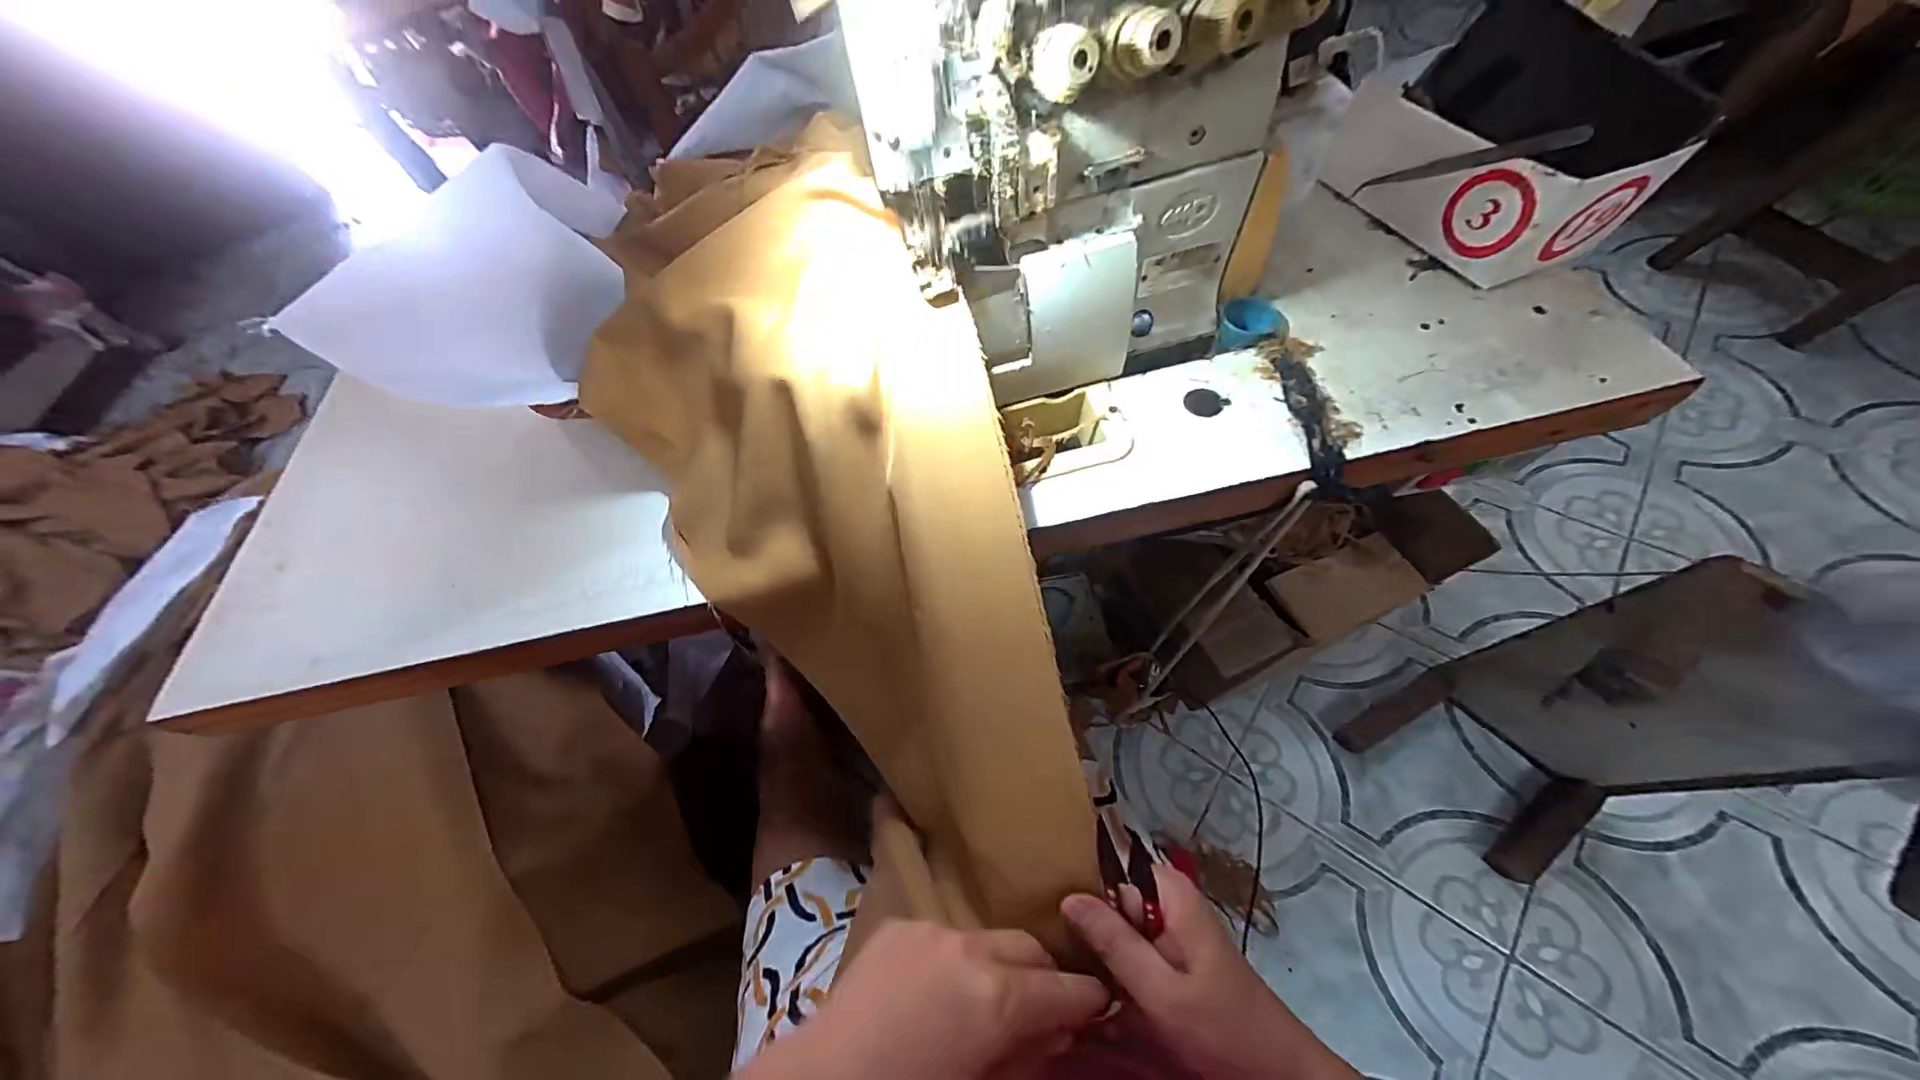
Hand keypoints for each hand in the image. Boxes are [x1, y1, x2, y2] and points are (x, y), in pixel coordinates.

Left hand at [740, 919, 1110, 1079]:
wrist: (823, 1079)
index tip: (1095, 1007)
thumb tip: (1054, 1034)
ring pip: (987, 937)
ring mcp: (930, 929)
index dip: (1086, 999)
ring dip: (998, 964)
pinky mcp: (898, 926)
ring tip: (985, 999)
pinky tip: (936, 989)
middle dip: (1043, 975)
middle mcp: (969, 947)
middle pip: (1029, 948)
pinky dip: (954, 958)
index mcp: (996, 995)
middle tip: (1043, 1008)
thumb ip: (1024, 1055)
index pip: (1063, 988)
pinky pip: (944, 936)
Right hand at [1062, 864, 1358, 1079]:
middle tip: (1049, 942)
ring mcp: (1169, 933)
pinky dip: (1110, 966)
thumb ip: (1115, 942)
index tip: (1049, 904)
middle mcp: (1170, 904)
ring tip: (1057, 963)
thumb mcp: (1161, 991)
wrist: (1275, 1076)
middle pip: (1112, 894)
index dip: (1083, 879)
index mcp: (1171, 893)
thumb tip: (1068, 896)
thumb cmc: (1223, 1028)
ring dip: (1093, 946)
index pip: (1114, 862)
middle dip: (1084, 916)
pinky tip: (1086, 988)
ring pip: (1117, 925)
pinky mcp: (1168, 962)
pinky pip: (1129, 951)